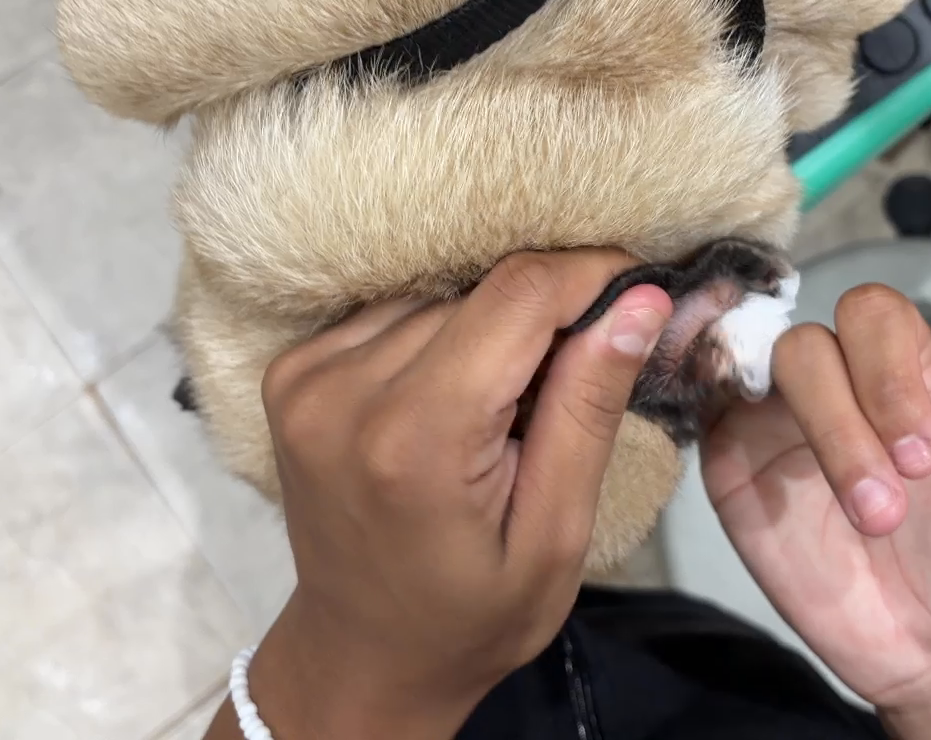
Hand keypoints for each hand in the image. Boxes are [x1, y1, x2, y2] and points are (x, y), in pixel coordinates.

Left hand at [216, 251, 671, 739]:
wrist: (361, 655)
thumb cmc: (471, 614)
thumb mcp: (557, 531)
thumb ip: (590, 407)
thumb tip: (639, 302)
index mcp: (416, 436)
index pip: (519, 295)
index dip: (590, 275)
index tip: (638, 290)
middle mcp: (343, 389)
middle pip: (481, 293)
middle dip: (547, 317)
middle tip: (572, 377)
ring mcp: (307, 376)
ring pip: (442, 296)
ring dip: (492, 329)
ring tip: (505, 400)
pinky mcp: (291, 370)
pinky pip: (397, 312)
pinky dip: (444, 336)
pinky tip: (452, 390)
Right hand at [704, 276, 930, 723]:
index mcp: (907, 369)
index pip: (872, 312)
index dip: (888, 369)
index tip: (924, 455)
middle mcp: (839, 381)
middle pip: (810, 341)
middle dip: (852, 415)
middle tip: (897, 496)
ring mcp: (780, 417)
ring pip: (764, 369)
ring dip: (821, 437)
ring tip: (871, 516)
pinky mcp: (737, 459)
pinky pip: (709, 406)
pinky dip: (721, 407)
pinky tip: (774, 470)